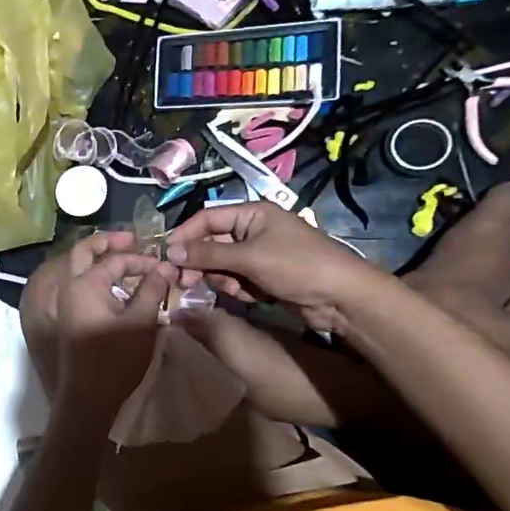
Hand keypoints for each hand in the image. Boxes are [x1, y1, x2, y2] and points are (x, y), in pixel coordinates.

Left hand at [51, 252, 175, 427]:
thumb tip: (165, 267)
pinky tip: (120, 288)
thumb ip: (152, 290)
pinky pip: (82, 285)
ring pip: (81, 268)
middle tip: (133, 239)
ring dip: (103, 260)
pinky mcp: (70, 317)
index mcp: (86, 283)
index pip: (116, 259)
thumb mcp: (141, 321)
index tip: (164, 266)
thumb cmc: (115, 357)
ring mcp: (67, 302)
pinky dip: (99, 277)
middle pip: (85, 251)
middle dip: (109, 242)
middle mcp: (71, 287)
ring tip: (130, 262)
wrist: (87, 396)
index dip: (142, 259)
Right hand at [166, 202, 385, 332]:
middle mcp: (253, 229)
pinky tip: (256, 297)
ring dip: (224, 279)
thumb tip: (172, 251)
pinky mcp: (265, 276)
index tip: (168, 257)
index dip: (185, 236)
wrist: (341, 297)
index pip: (207, 218)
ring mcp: (260, 254)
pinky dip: (241, 289)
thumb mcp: (249, 257)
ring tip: (240, 289)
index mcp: (252, 213)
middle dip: (203, 263)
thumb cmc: (297, 266)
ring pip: (222, 265)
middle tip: (187, 283)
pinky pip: (238, 280)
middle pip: (212, 243)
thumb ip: (209, 253)